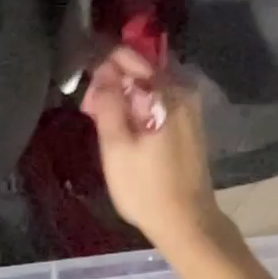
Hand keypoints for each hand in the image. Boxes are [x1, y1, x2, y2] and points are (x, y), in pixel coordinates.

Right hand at [80, 47, 227, 251]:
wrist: (188, 222)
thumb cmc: (146, 188)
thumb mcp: (116, 146)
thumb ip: (108, 102)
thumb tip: (102, 71)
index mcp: (166, 91)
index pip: (128, 56)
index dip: (102, 67)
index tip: (87, 91)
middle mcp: (183, 90)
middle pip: (140, 69)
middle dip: (113, 82)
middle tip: (92, 111)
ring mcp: (190, 106)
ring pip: (149, 85)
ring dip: (125, 96)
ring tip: (105, 122)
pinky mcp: (190, 122)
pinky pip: (160, 100)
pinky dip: (140, 106)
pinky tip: (126, 130)